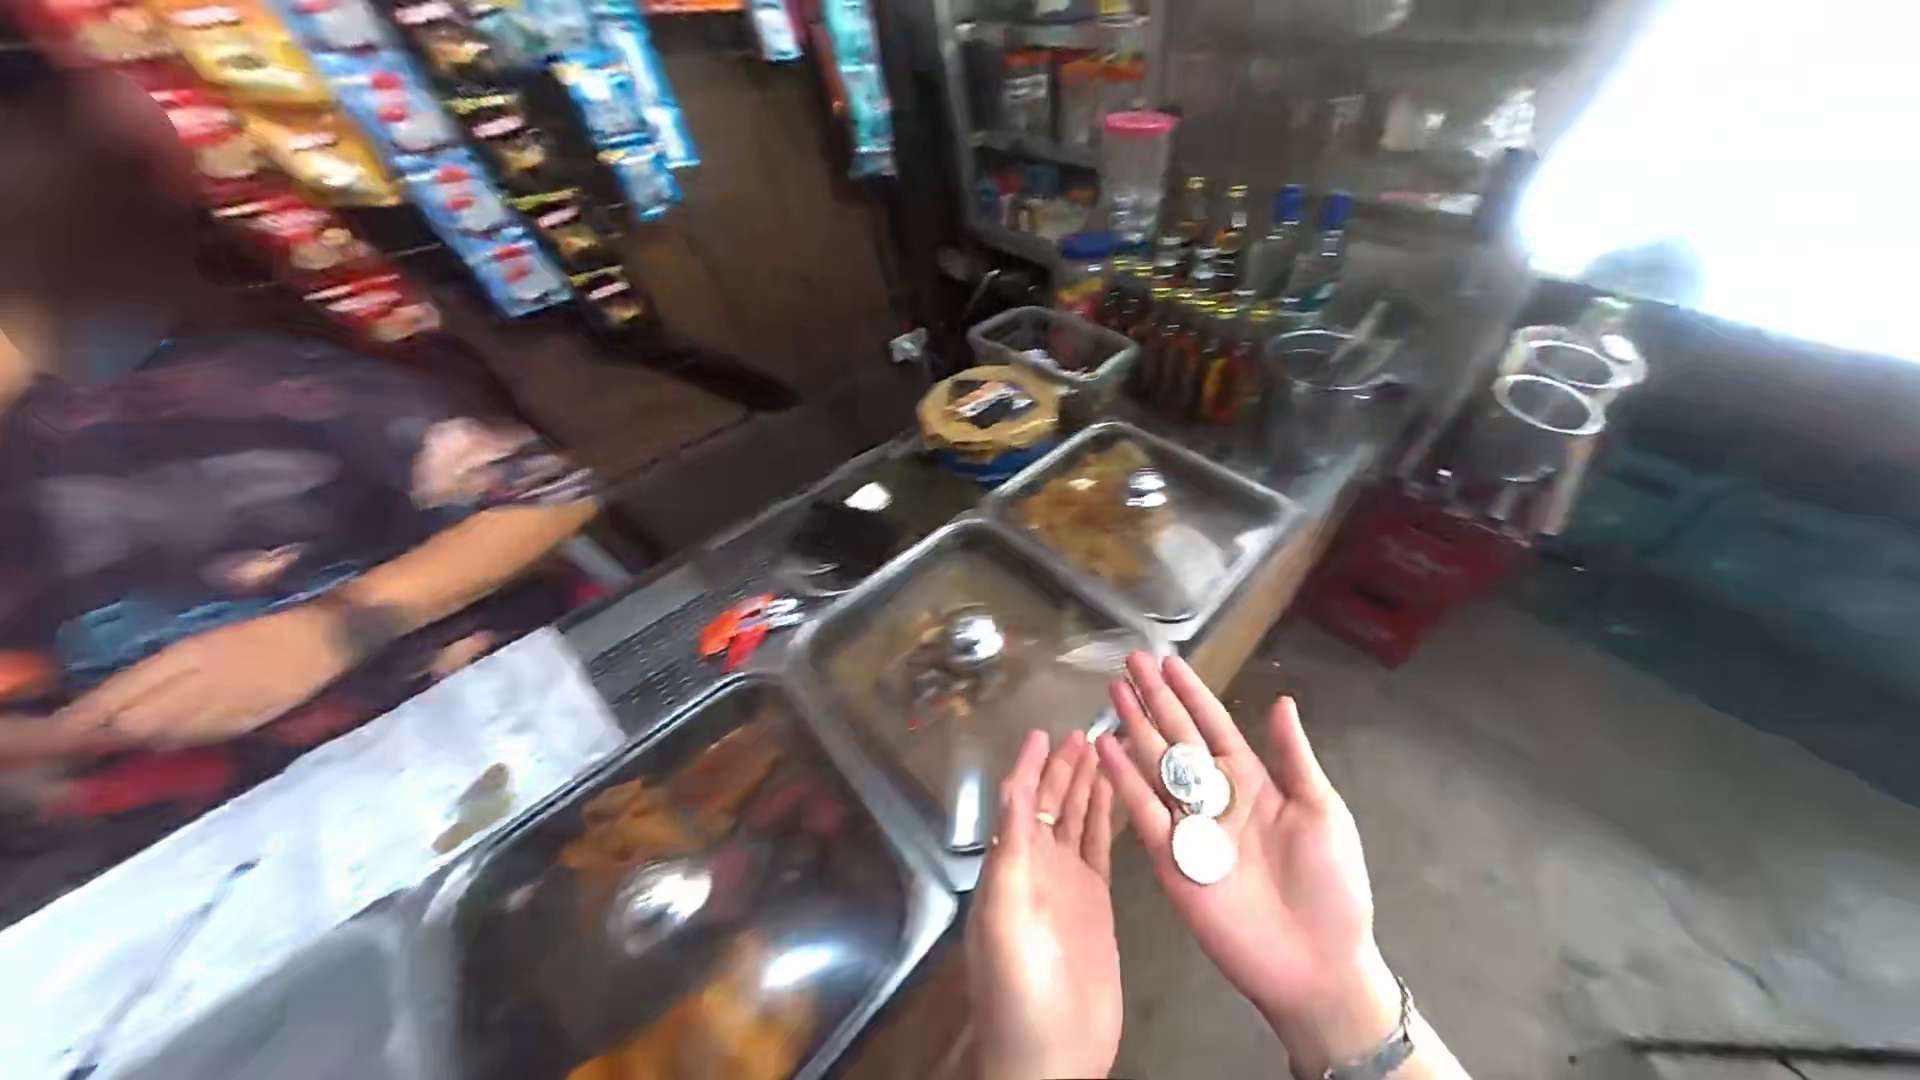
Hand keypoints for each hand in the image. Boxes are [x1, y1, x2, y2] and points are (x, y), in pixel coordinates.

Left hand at [58, 606, 352, 746]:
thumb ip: (168, 666)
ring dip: (149, 736)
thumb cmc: (281, 619)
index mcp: (192, 654)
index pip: (116, 696)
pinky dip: (189, 738)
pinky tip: (187, 735)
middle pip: (136, 722)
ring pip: (170, 733)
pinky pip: (210, 735)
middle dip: (112, 730)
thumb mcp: (216, 634)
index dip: (81, 717)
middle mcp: (207, 683)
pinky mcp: (261, 713)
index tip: (57, 729)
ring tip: (140, 734)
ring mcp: (236, 701)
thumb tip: (117, 704)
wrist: (343, 629)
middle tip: (97, 733)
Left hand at [967, 730, 1122, 1079]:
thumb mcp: (1004, 915)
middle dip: (1061, 767)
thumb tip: (1012, 788)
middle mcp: (1037, 864)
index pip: (1018, 800)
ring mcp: (1067, 881)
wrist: (1051, 1057)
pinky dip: (1104, 818)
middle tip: (1081, 733)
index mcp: (1011, 863)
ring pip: (1075, 819)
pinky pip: (1099, 847)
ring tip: (1100, 750)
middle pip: (1049, 802)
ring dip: (1084, 785)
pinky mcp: (1095, 900)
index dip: (1028, 764)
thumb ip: (1010, 851)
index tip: (1041, 732)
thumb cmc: (1017, 989)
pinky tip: (1113, 796)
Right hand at [1095, 653, 1399, 1077]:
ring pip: (1153, 763)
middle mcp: (1212, 792)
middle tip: (1130, 662)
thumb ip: (1294, 757)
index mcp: (1250, 779)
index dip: (1190, 691)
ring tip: (1114, 691)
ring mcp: (1187, 822)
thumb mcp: (1322, 812)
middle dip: (1154, 697)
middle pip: (1175, 735)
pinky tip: (1105, 746)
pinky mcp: (1168, 854)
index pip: (1212, 723)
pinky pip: (1142, 808)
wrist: (1317, 964)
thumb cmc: (1331, 886)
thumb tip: (1281, 701)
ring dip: (1133, 726)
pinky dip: (1122, 778)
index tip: (1168, 661)